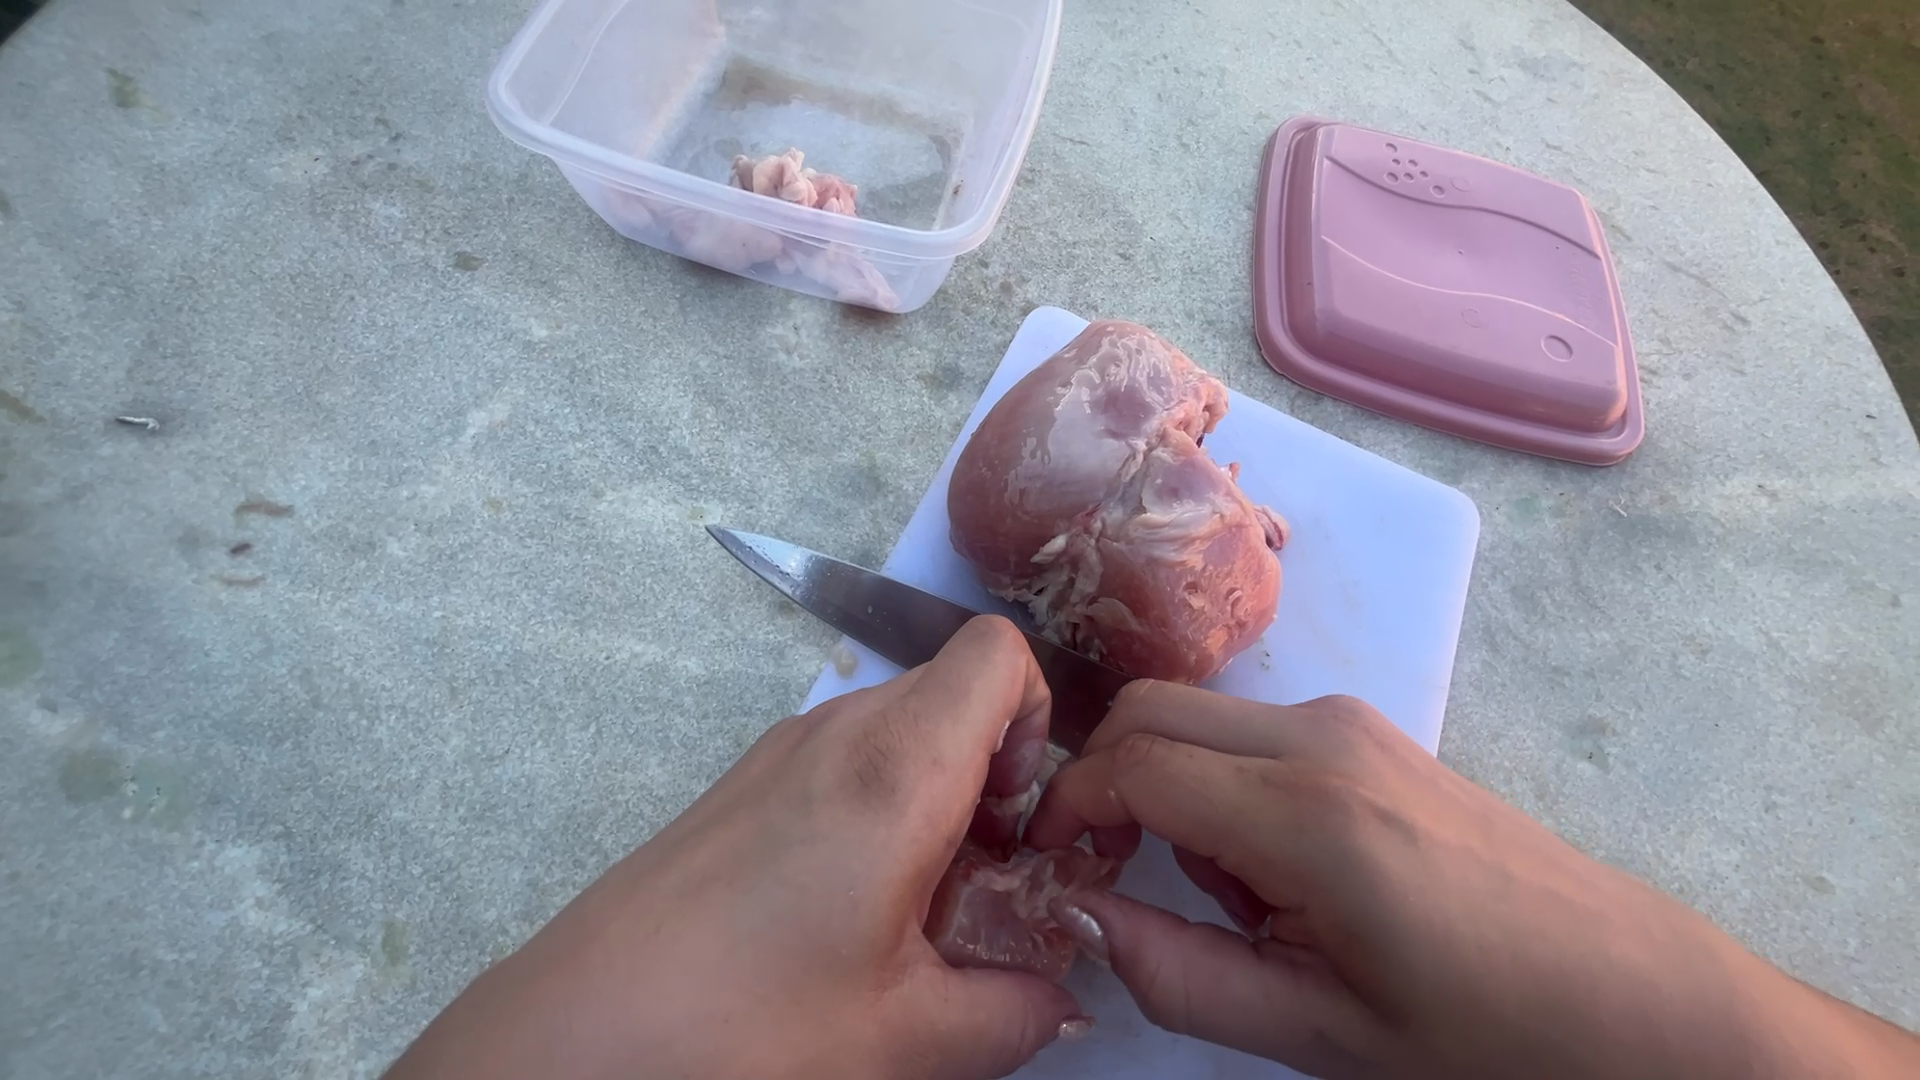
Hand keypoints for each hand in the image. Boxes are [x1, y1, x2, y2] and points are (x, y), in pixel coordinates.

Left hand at [385, 616, 1085, 1079]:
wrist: (576, 1033)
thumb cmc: (750, 1026)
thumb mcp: (906, 1036)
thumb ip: (1015, 1011)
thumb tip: (1068, 1001)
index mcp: (900, 764)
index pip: (997, 651)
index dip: (1037, 712)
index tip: (1019, 809)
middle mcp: (847, 726)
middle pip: (958, 686)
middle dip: (997, 766)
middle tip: (978, 874)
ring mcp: (793, 741)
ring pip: (908, 718)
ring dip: (942, 787)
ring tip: (916, 897)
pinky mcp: (756, 769)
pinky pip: (855, 747)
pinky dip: (887, 795)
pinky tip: (851, 893)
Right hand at [1027, 684, 1919, 1079]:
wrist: (1656, 1009)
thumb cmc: (1487, 1042)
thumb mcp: (1317, 1036)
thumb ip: (1176, 972)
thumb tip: (1075, 908)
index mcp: (1305, 815)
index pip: (1135, 766)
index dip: (1070, 804)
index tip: (1048, 855)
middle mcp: (1317, 735)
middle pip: (1149, 709)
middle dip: (1103, 777)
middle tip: (1110, 865)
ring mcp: (1347, 718)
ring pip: (1193, 713)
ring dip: (1165, 782)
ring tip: (1224, 889)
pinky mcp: (1366, 725)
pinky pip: (1244, 726)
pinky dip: (1214, 774)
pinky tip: (1270, 856)